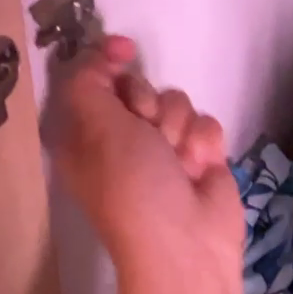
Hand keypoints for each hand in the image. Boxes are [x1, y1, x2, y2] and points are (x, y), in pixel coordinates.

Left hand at [43, 36, 243, 281]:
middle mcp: (123, 140)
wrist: (185, 243)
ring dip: (180, 129)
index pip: (93, 80)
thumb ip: (88, 82)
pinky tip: (200, 171)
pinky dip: (205, 144)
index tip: (125, 49)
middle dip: (150, 105)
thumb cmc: (131, 186)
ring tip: (179, 163)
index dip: (106, 60)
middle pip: (140, 86)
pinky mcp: (201, 159)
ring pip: (178, 102)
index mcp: (86, 136)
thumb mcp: (95, 127)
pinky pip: (206, 124)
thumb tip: (104, 57)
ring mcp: (165, 150)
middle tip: (149, 136)